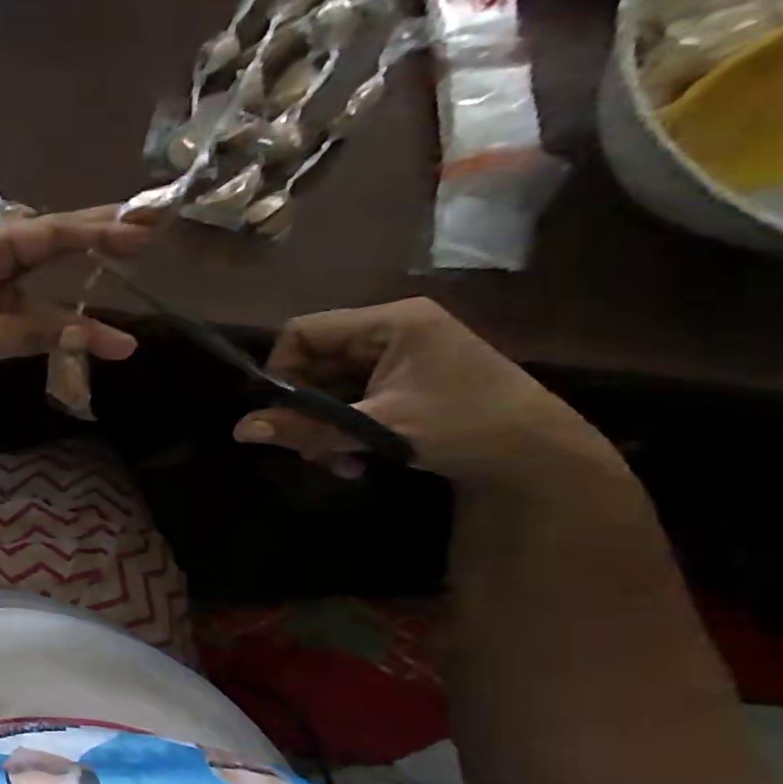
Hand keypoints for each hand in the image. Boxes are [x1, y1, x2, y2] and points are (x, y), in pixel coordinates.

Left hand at [0, 206, 150, 410]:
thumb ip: (39, 334)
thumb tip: (103, 338)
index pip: (47, 235)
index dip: (98, 232)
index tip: (143, 229)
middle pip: (48, 244)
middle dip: (97, 236)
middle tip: (151, 226)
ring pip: (41, 279)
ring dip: (80, 280)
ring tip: (131, 256)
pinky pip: (26, 310)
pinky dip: (54, 320)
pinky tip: (88, 324)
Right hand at [231, 299, 620, 489]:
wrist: (542, 458)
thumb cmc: (464, 427)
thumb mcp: (377, 429)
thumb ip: (306, 428)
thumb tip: (240, 430)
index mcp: (391, 322)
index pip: (304, 331)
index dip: (281, 369)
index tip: (280, 412)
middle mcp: (392, 330)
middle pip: (315, 361)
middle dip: (304, 408)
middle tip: (306, 447)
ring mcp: (401, 356)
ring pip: (330, 386)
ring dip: (323, 426)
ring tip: (334, 461)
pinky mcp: (406, 382)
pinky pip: (352, 398)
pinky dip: (344, 429)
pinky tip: (353, 459)